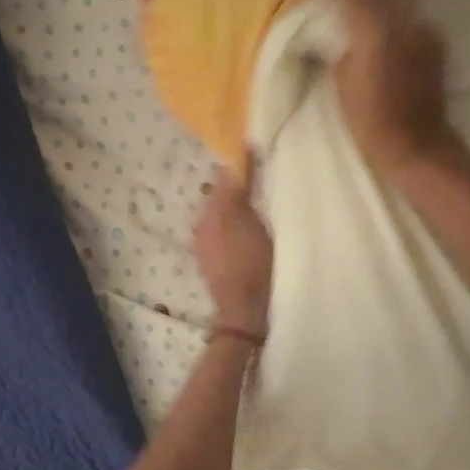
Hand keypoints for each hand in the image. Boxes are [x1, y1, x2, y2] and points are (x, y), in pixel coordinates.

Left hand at [192, 161, 272, 336]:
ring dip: (241, 209)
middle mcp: (201, 227)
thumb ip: (237, 189)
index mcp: (208, 213)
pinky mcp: (215, 263)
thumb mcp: (248, 221)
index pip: (223, 178)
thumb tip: (233, 158)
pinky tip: (254, 232)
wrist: (244, 312)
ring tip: (263, 206)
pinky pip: (228, 234)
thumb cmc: (250, 264)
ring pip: (225, 216)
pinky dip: (239, 228)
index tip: (262, 157)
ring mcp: (206, 247)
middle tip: (268, 182)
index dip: (242, 166)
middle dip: (241, 189)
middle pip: (223, 197)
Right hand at [332, 0, 455, 174]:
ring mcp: (423, 30)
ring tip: (368, 29)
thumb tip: (334, 34)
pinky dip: (398, 31)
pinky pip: (410, 26)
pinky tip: (390, 47)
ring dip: (381, 15)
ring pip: (394, 10)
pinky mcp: (436, 43)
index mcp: (374, 29)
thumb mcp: (341, 86)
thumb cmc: (370, 121)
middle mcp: (402, 20)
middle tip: (344, 6)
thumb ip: (338, 50)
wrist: (415, 144)